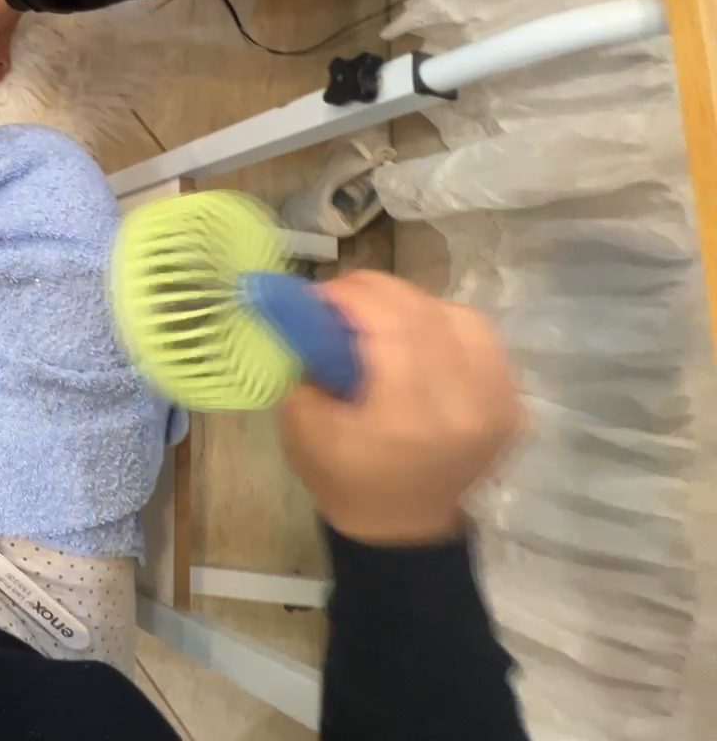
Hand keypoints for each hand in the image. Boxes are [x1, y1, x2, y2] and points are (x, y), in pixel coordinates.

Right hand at [278, 271, 522, 545]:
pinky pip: (480, 339)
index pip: (393, 326)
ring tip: (374, 315)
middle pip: (428, 313)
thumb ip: (310, 358)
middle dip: (374, 292)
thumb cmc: (338, 473)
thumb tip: (307, 309)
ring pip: (461, 318)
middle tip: (335, 297)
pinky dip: (439, 323)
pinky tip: (410, 334)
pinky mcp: (512, 402)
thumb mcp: (302, 417)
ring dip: (410, 304)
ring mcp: (500, 403)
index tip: (314, 294)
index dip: (351, 296)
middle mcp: (469, 403)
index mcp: (411, 414)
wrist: (400, 523)